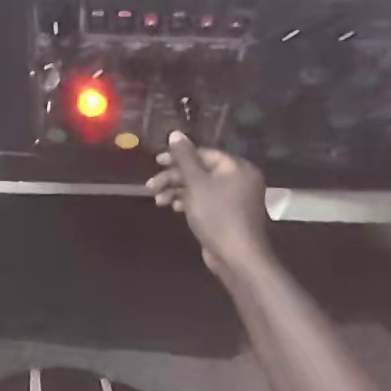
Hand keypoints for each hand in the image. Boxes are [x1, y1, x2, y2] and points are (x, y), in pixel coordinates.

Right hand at [148, 131, 271, 276]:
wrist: (237, 258)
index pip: (204, 154)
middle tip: (152, 185)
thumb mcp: (197, 183)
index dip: (178, 156)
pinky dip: (187, 202)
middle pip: (200, 171)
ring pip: (199, 187)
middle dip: (174, 178)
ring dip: (176, 191)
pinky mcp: (226, 215)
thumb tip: (175, 133)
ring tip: (158, 200)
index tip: (157, 161)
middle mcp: (238, 180)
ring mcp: (233, 199)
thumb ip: (184, 157)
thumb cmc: (217, 215)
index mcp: (236, 168)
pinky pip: (204, 201)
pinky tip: (171, 207)